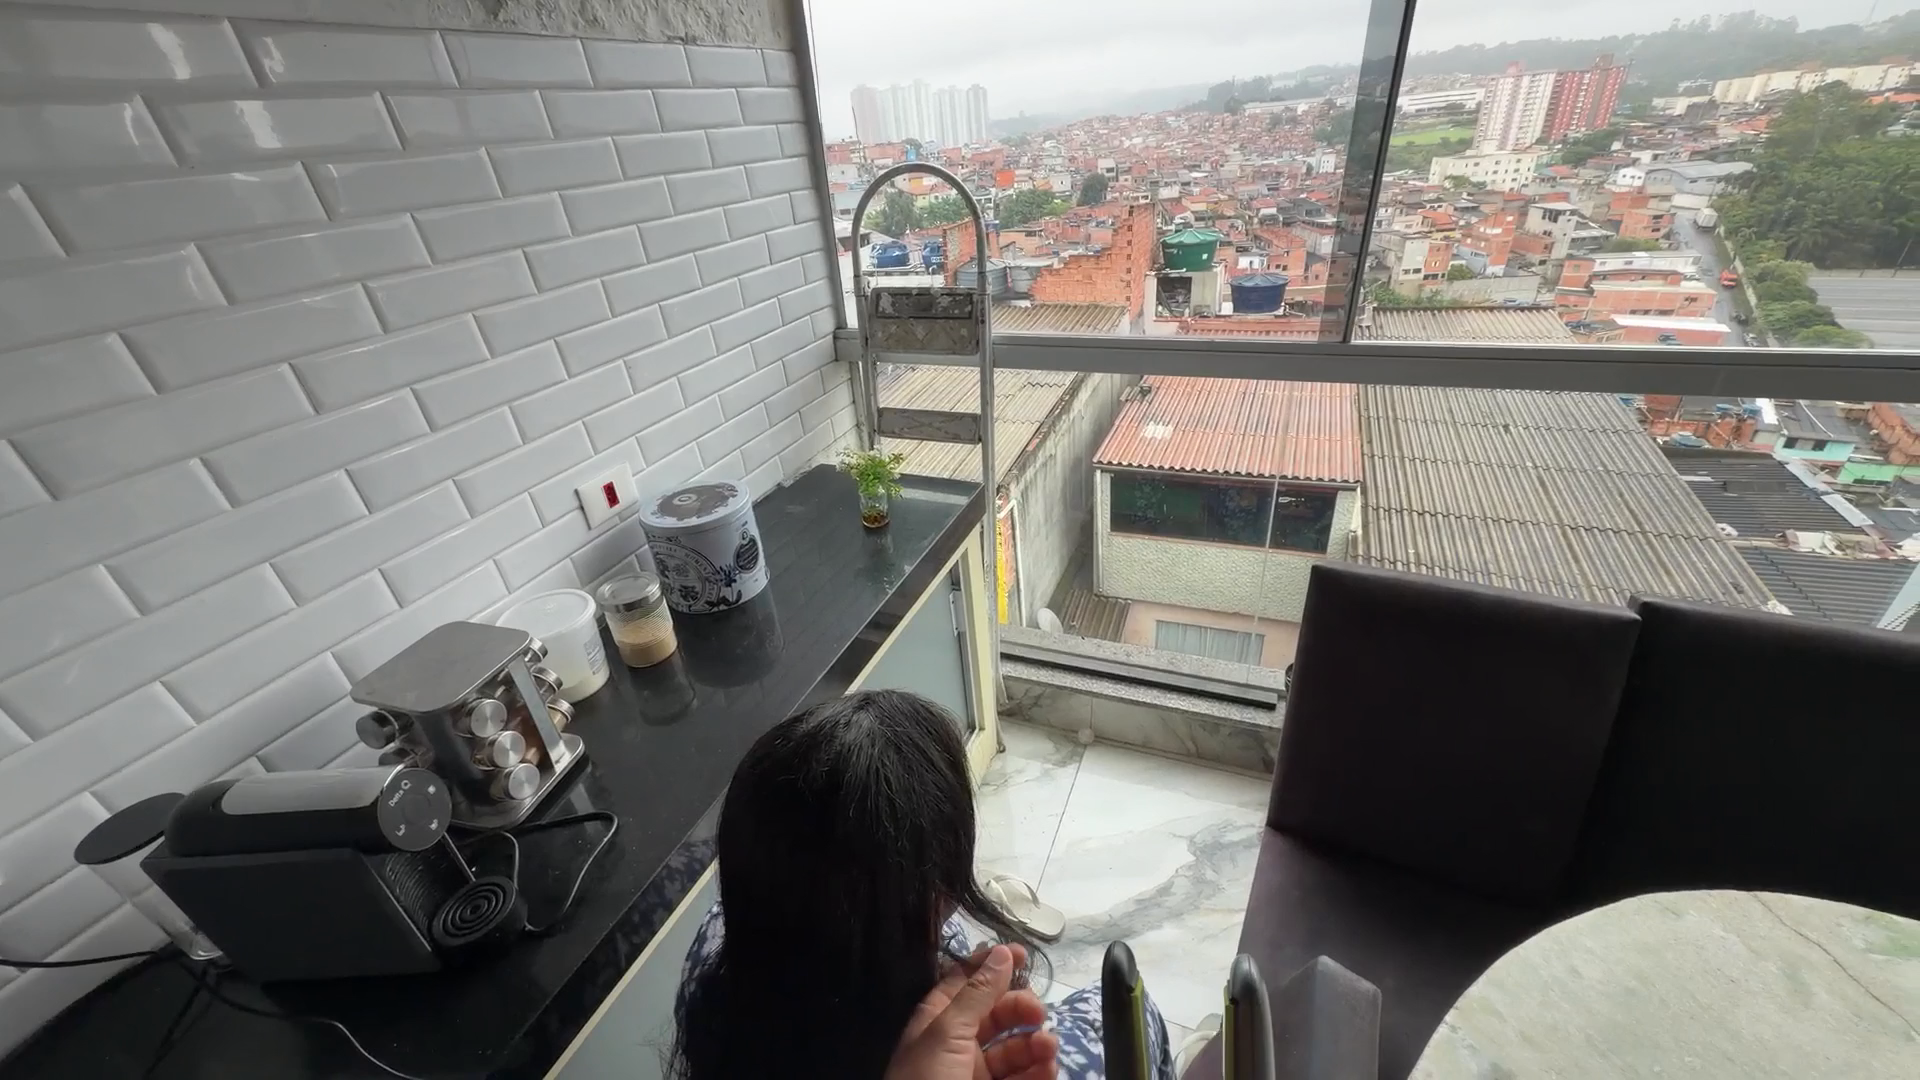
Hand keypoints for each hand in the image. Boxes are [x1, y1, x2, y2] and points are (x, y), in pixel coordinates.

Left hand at [886, 943, 1058, 1079]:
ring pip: (1013, 1049)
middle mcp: (958, 1044)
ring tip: (1048, 1048)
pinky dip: (1038, 1073)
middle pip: (996, 1014)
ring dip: (1034, 1043)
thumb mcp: (947, 1033)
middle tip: (1039, 1011)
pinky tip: (1048, 1070)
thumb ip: (977, 993)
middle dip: (1019, 1008)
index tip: (1022, 953)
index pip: (966, 980)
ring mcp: (976, 1076)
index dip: (992, 964)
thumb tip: (1002, 950)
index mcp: (939, 1020)